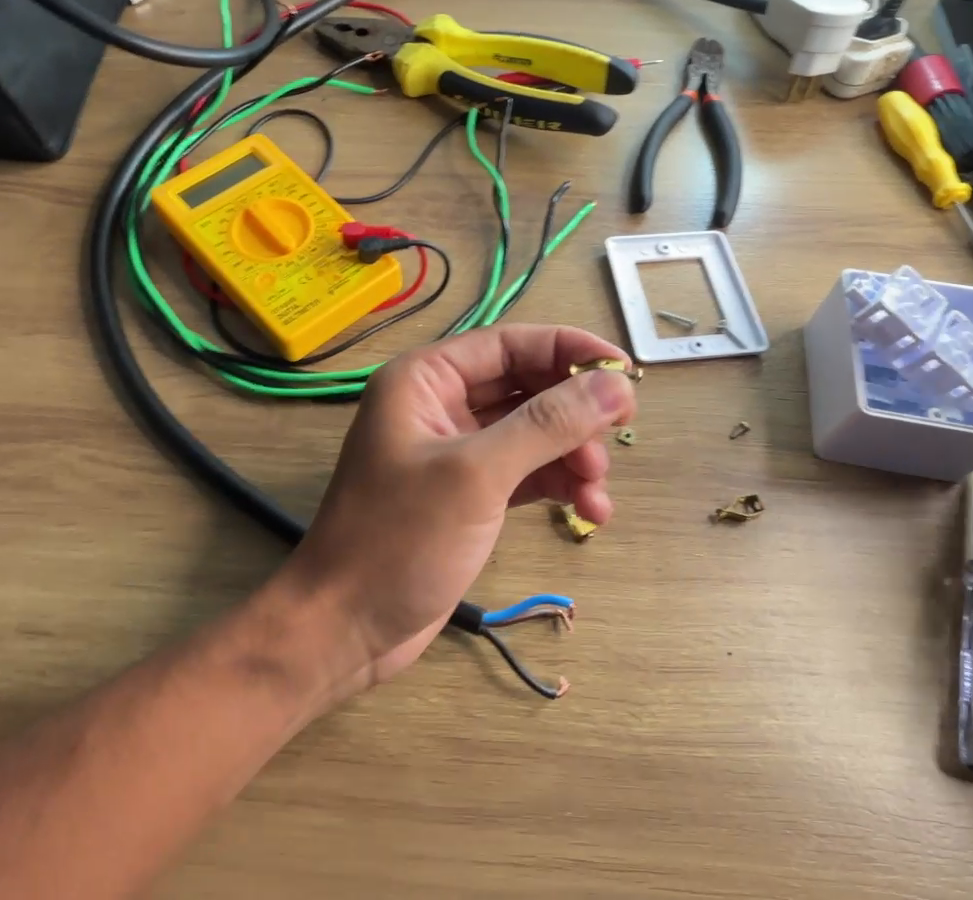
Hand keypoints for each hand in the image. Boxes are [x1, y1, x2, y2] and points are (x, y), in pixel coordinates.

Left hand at [277, 325, 637, 690]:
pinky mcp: (468, 495)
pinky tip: (587, 512)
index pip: (510, 344)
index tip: (626, 373)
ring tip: (596, 494)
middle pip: (526, 388)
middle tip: (618, 437)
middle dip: (574, 413)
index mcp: (426, 380)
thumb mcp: (476, 475)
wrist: (346, 626)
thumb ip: (547, 425)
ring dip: (572, 456)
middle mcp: (440, 406)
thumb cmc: (399, 539)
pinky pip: (525, 473)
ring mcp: (455, 453)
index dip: (569, 351)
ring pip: (532, 434)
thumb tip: (615, 383)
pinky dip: (557, 486)